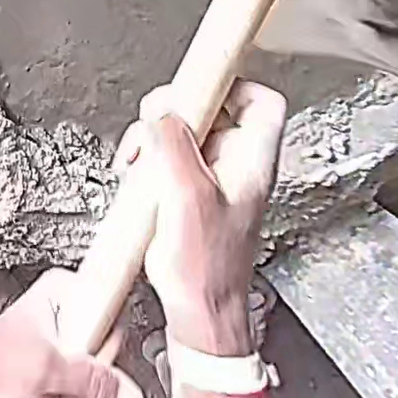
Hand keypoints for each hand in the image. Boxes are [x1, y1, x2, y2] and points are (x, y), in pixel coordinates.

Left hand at [0, 268, 145, 397]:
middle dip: (87, 391)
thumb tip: (128, 394)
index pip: (110, 312)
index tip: (87, 363)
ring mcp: (62, 347)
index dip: (105, 347)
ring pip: (96, 384)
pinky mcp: (58, 375)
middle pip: (105, 356)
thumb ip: (93, 382)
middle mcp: (65, 315)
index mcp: (61, 292)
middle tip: (65, 396)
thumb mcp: (48, 370)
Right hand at [116, 80, 287, 355]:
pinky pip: (168, 153)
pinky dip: (148, 156)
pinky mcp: (188, 188)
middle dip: (174, 111)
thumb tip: (164, 111)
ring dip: (154, 136)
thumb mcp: (187, 197)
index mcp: (250, 162)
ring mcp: (211, 176)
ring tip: (138, 157)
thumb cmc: (205, 269)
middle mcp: (235, 164)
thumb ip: (175, 145)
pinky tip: (135, 174)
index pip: (262, 102)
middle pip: (212, 108)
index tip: (197, 85)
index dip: (232, 84)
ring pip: (184, 130)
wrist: (197, 313)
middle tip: (153, 123)